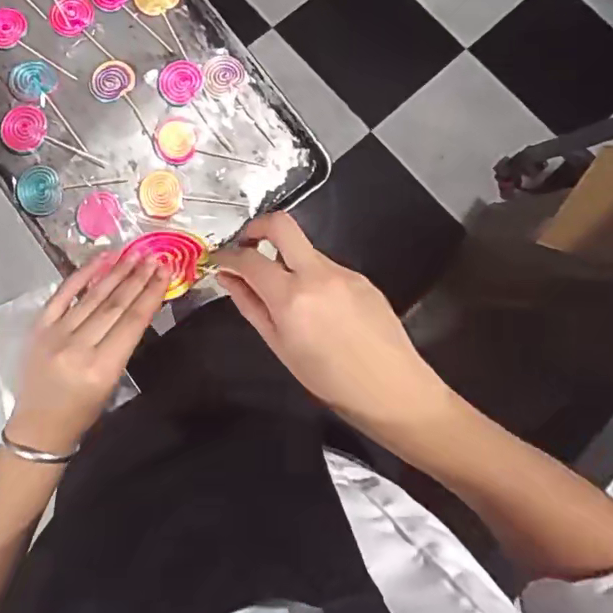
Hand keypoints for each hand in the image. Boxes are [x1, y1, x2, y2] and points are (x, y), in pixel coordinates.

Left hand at [7, 251, 167, 455]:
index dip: (151, 293)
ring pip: (93, 296)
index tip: (165, 272)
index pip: (132, 322)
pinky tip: (102, 260)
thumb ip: (123, 345)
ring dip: (117, 272)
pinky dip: (83, 275)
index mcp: (101, 368)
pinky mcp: (39, 327)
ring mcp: (56, 334)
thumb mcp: (111, 384)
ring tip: (135, 255)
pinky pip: (63, 294)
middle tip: (155, 258)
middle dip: (138, 278)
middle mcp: (78, 347)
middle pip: (115, 305)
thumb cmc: (82, 413)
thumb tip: (137, 305)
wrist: (39, 427)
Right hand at [215, 213, 461, 435]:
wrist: (392, 388)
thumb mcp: (279, 345)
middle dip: (256, 227)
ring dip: (286, 259)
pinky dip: (310, 276)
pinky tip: (317, 307)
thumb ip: (250, 305)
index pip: (249, 259)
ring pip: (304, 249)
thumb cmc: (330, 379)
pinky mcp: (361, 277)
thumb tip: (228, 279)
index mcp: (291, 298)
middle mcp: (318, 275)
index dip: (227, 255)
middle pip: (281, 224)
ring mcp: (343, 272)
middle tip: (246, 245)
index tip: (219, 259)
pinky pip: (325, 267)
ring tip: (284, 294)